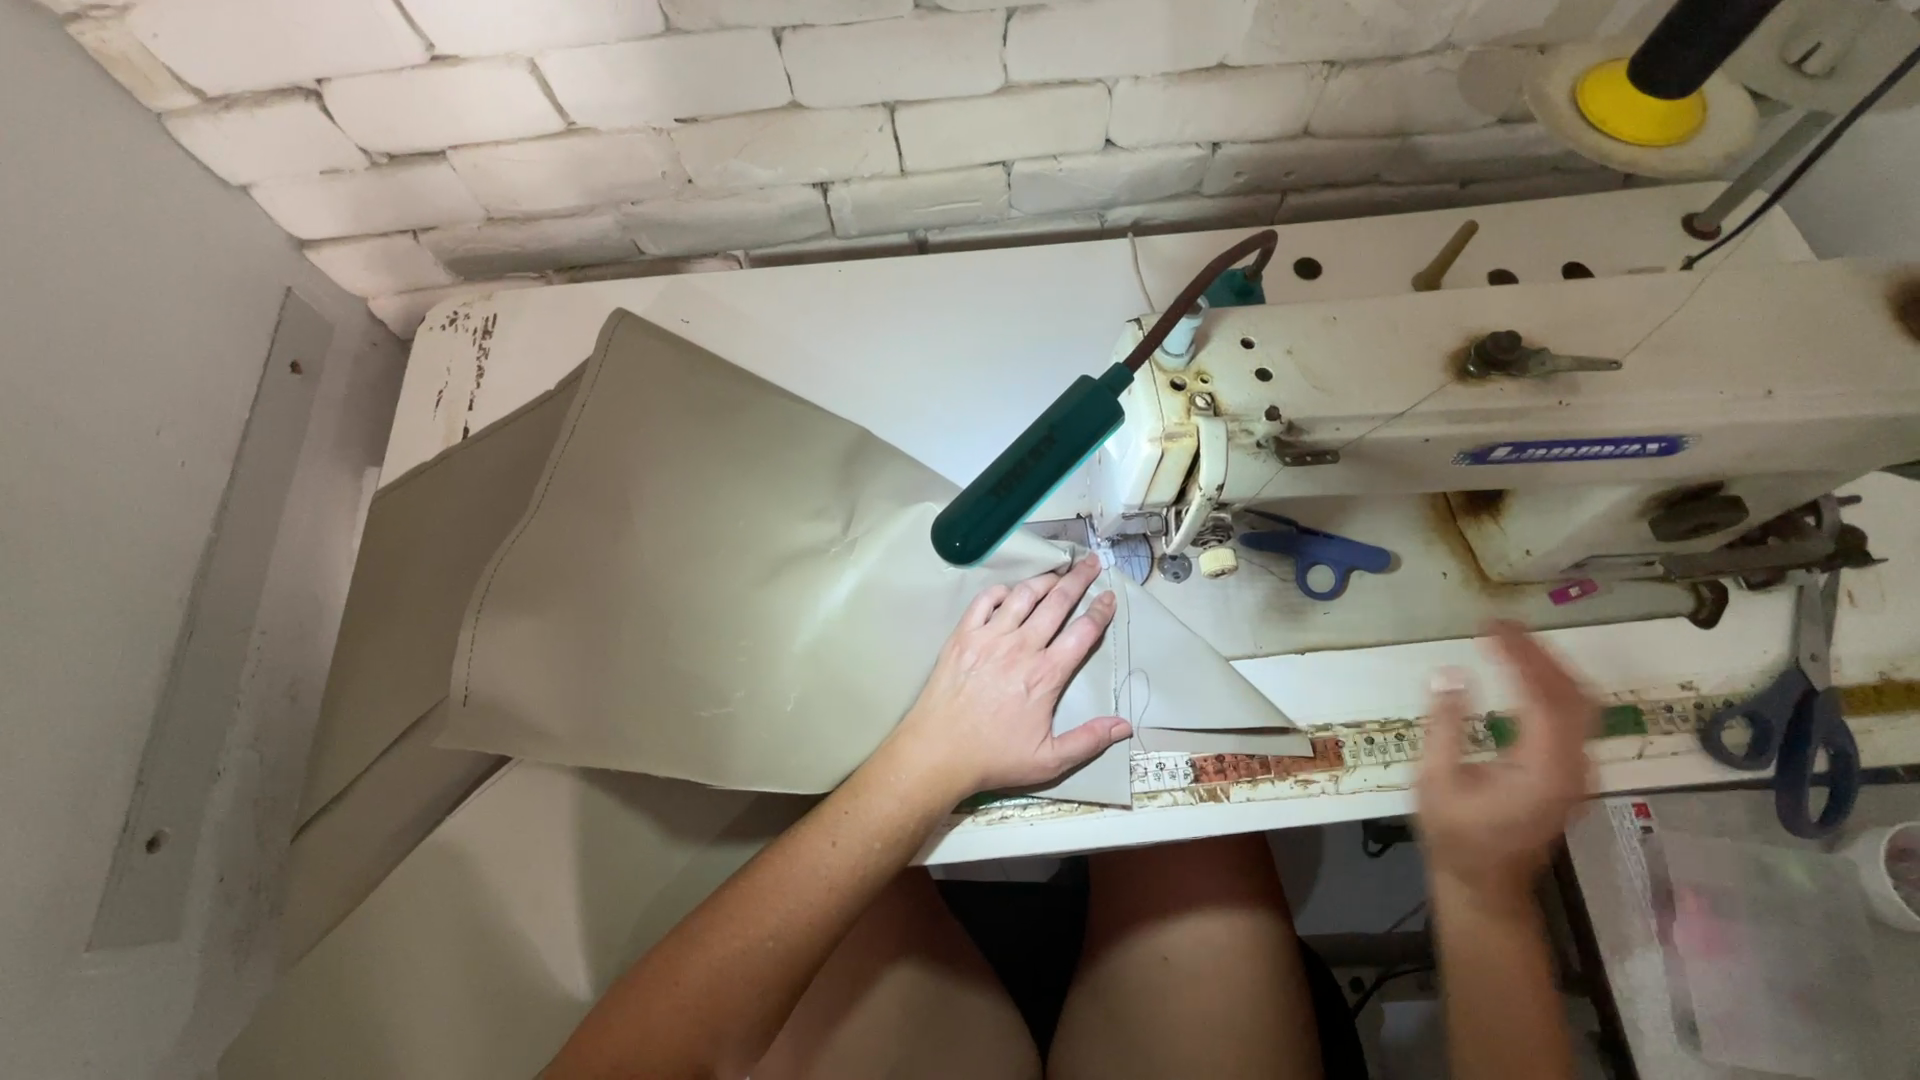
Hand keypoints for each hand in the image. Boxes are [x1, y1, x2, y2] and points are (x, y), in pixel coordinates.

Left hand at [883, 554, 1132, 798]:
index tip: (1109, 596)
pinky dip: (1001, 591)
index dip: (1100, 611)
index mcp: (1046, 675)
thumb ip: (1089, 740)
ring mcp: (989, 638)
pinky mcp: (963, 636)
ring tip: (1057, 572)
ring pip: (1023, 596)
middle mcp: (1021, 648)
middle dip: (1078, 579)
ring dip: (1043, 580)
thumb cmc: (994, 758)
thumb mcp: (1049, 761)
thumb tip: (1124, 726)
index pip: (1083, 633)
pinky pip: (984, 602)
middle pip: (1057, 602)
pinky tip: (1010, 592)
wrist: (938, 751)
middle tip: (1091, 562)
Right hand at [1417, 621, 1597, 908]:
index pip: (1544, 698)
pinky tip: (1526, 675)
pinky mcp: (1571, 773)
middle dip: (1540, 654)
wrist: (1484, 883)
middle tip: (1500, 625)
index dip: (1520, 657)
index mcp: (1542, 770)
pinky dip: (1552, 687)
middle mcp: (1573, 768)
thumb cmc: (1454, 834)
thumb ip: (1444, 727)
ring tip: (1511, 641)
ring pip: (1581, 705)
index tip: (1490, 627)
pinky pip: (1574, 718)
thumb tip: (1449, 674)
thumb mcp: (1435, 781)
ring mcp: (1578, 772)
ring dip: (1550, 668)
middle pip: (1573, 696)